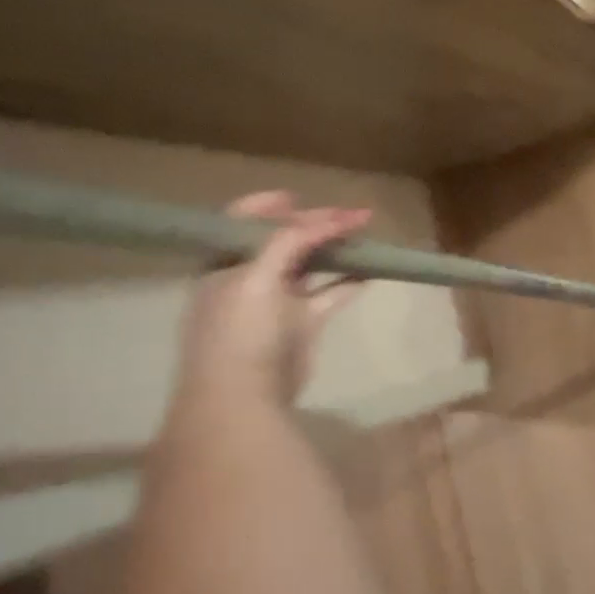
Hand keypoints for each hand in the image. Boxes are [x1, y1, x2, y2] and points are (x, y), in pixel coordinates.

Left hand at [177, 192, 372, 408]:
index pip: (242, 224)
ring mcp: (276, 304)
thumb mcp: (257, 277)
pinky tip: (370, 270)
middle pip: (283, 240)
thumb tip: (329, 218)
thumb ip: (291, 240)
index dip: (267, 206)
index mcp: (224, 266)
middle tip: (353, 215)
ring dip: (335, 248)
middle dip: (315, 223)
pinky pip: (329, 294)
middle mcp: (248, 280)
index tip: (299, 196)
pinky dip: (348, 281)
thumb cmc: (240, 331)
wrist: (242, 397)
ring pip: (309, 265)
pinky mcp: (302, 325)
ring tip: (365, 233)